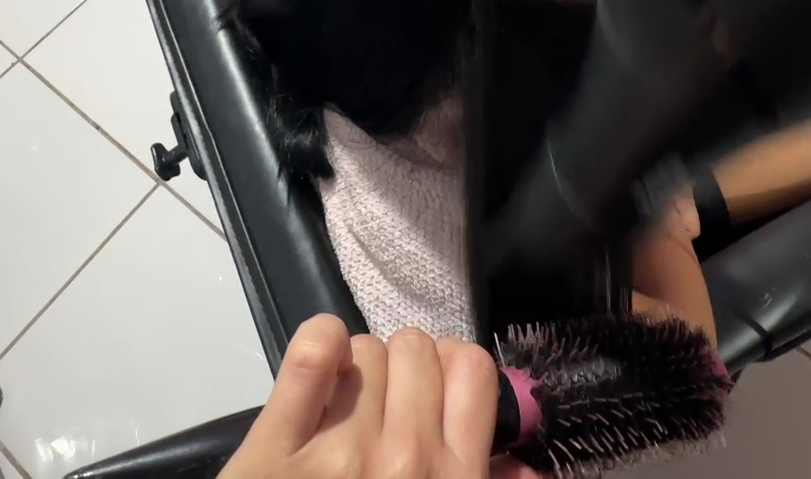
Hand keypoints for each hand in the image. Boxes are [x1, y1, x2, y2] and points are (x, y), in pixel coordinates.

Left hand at [222, 315, 534, 478]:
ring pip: (364, 349)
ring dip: (357, 371)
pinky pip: (313, 352)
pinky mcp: (278, 446)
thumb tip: (533, 468)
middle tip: (386, 409)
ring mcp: (340, 451)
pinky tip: (321, 372)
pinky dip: (320, 344)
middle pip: (415, 347)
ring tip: (346, 413)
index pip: (473, 367)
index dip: (452, 367)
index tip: (435, 389)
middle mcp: (406, 459)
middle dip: (402, 370)